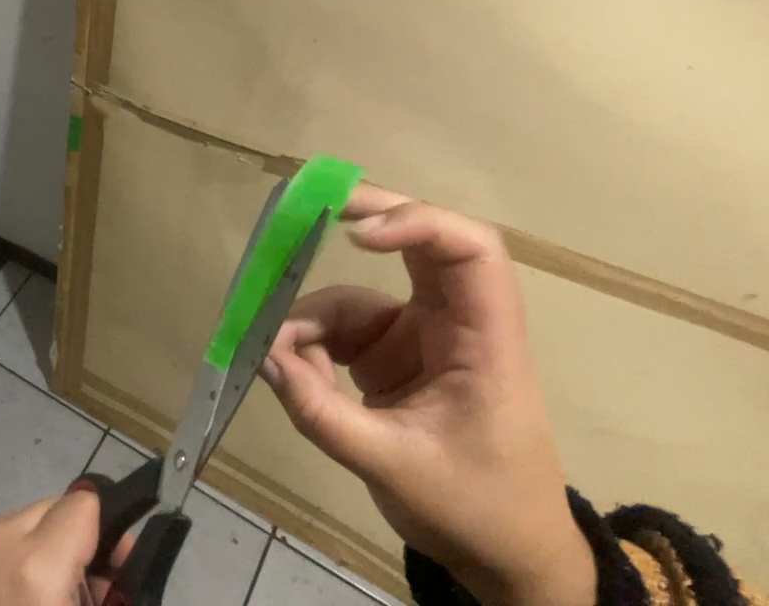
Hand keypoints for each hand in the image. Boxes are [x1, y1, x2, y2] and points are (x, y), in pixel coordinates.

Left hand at [0, 491, 131, 605]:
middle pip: (56, 509)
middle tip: (78, 596)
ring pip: (25, 521)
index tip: (114, 574)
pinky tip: (5, 600)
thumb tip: (115, 571)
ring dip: (42, 551)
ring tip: (37, 600)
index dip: (108, 537)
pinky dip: (10, 558)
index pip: (85, 505)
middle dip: (75, 545)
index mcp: (36, 565)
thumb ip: (107, 595)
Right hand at [260, 183, 594, 605]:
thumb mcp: (396, 467)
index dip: (418, 223)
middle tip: (301, 209)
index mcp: (485, 340)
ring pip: (357, 294)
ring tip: (278, 360)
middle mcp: (455, 322)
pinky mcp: (391, 353)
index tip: (355, 236)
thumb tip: (263, 358)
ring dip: (311, 319)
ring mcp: (419, 334)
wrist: (505, 558)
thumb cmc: (478, 511)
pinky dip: (309, 346)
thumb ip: (323, 413)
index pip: (471, 251)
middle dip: (362, 219)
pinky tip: (293, 373)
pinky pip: (338, 330)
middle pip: (418, 242)